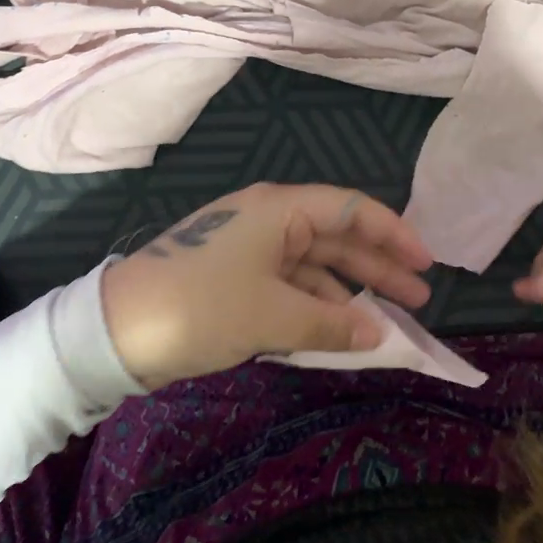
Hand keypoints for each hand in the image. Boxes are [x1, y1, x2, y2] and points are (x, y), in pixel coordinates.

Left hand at [101, 183, 434, 390]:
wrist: (116, 331)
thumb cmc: (202, 308)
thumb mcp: (273, 315)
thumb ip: (332, 322)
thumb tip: (379, 332)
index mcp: (278, 209)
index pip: (351, 210)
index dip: (393, 234)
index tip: (426, 265)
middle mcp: (268, 220)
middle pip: (337, 238)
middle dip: (378, 267)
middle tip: (419, 300)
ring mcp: (250, 249)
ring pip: (314, 266)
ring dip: (348, 293)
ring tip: (385, 324)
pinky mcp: (235, 279)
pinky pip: (290, 287)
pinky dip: (316, 307)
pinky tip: (337, 332)